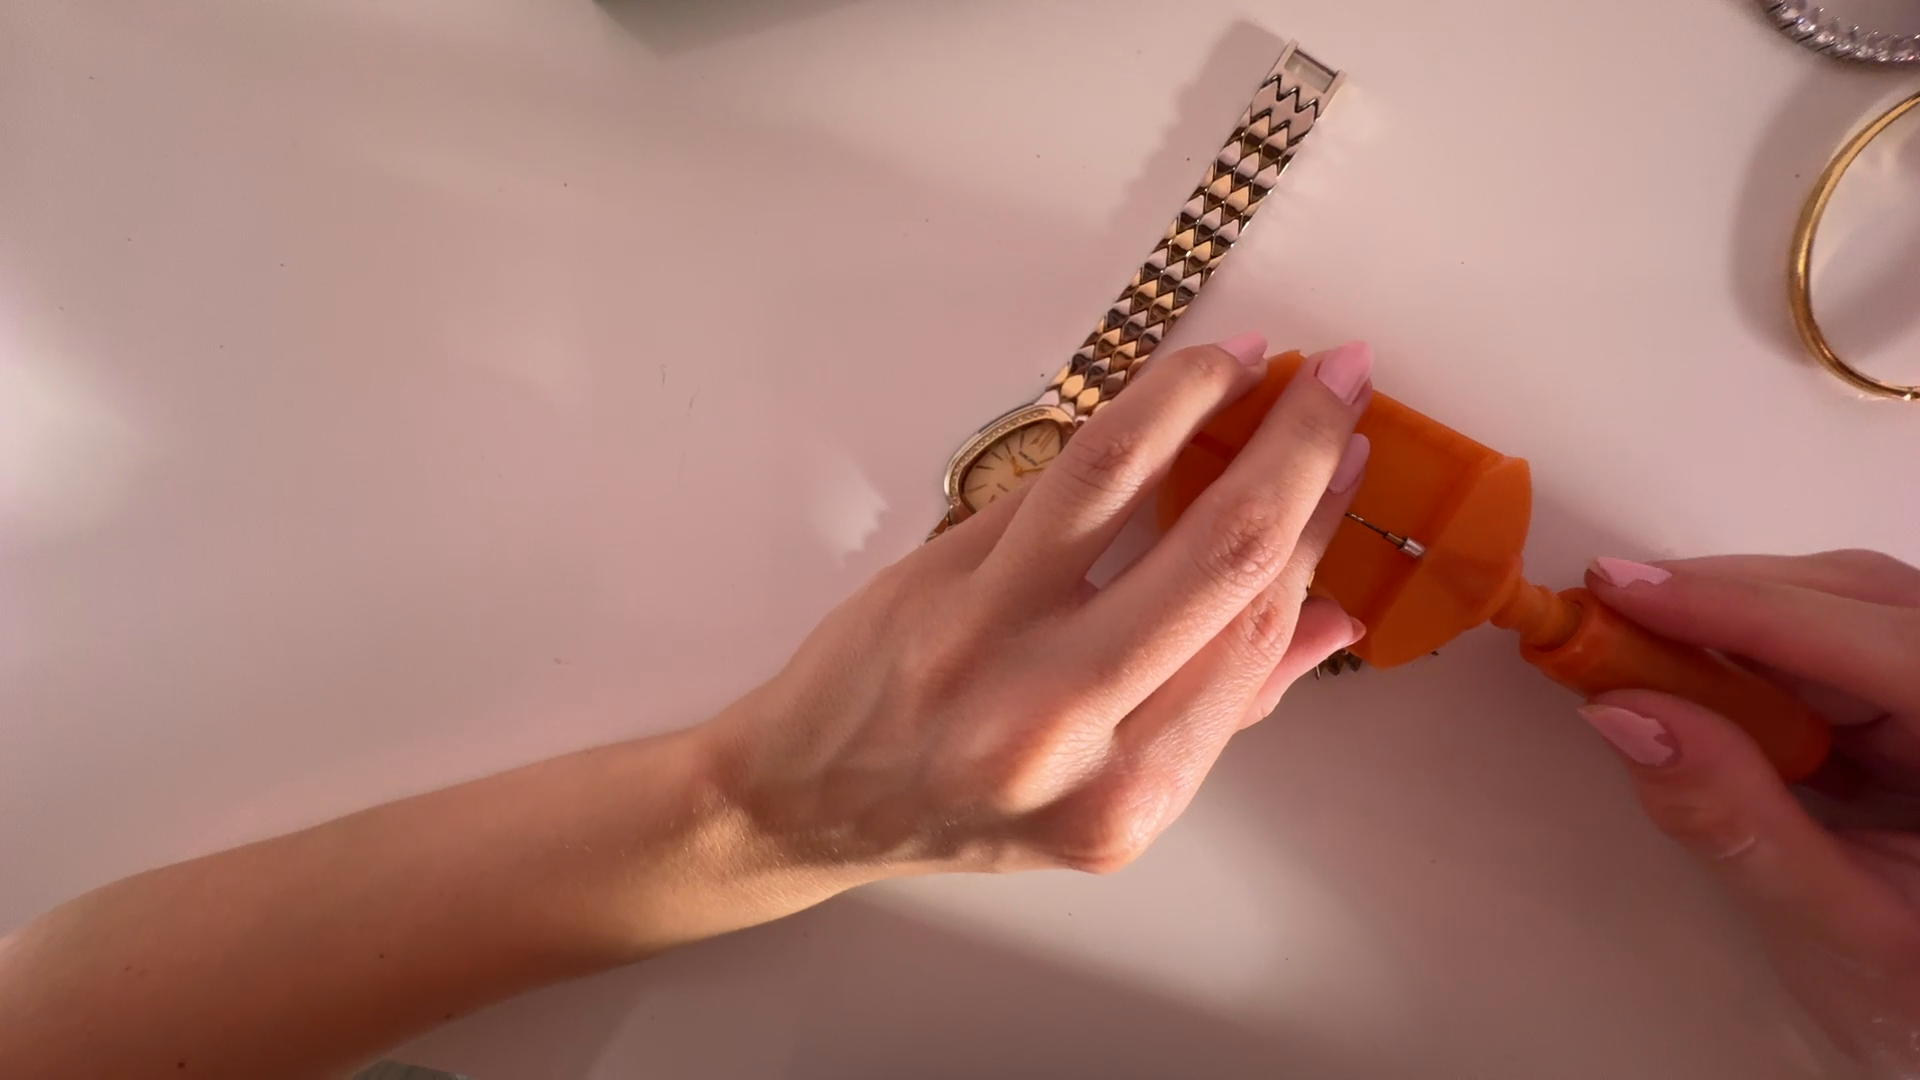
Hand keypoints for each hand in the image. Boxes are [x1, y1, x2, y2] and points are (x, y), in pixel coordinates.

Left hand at [701, 336, 1373, 913]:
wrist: (813, 795)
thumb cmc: (963, 809)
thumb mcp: (1102, 805)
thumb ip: (1218, 714)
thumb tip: (1329, 617)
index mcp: (1124, 796)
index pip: (1255, 636)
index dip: (1320, 534)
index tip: (1347, 462)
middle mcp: (1061, 718)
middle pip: (1218, 554)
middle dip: (1296, 447)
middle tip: (1337, 381)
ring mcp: (984, 635)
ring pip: (1119, 478)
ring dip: (1198, 394)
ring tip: (1246, 356)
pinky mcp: (934, 576)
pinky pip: (1042, 482)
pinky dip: (1116, 422)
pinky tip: (1160, 394)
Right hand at [1581, 550, 1919, 1075]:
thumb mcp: (1830, 926)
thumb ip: (1726, 815)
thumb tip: (1613, 711)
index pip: (1895, 651)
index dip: (1748, 608)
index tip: (1617, 587)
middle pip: (1870, 603)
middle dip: (1726, 596)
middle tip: (1602, 605)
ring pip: (1845, 607)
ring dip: (1723, 614)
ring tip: (1627, 635)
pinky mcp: (1914, 705)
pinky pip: (1824, 642)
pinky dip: (1735, 643)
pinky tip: (1680, 664)